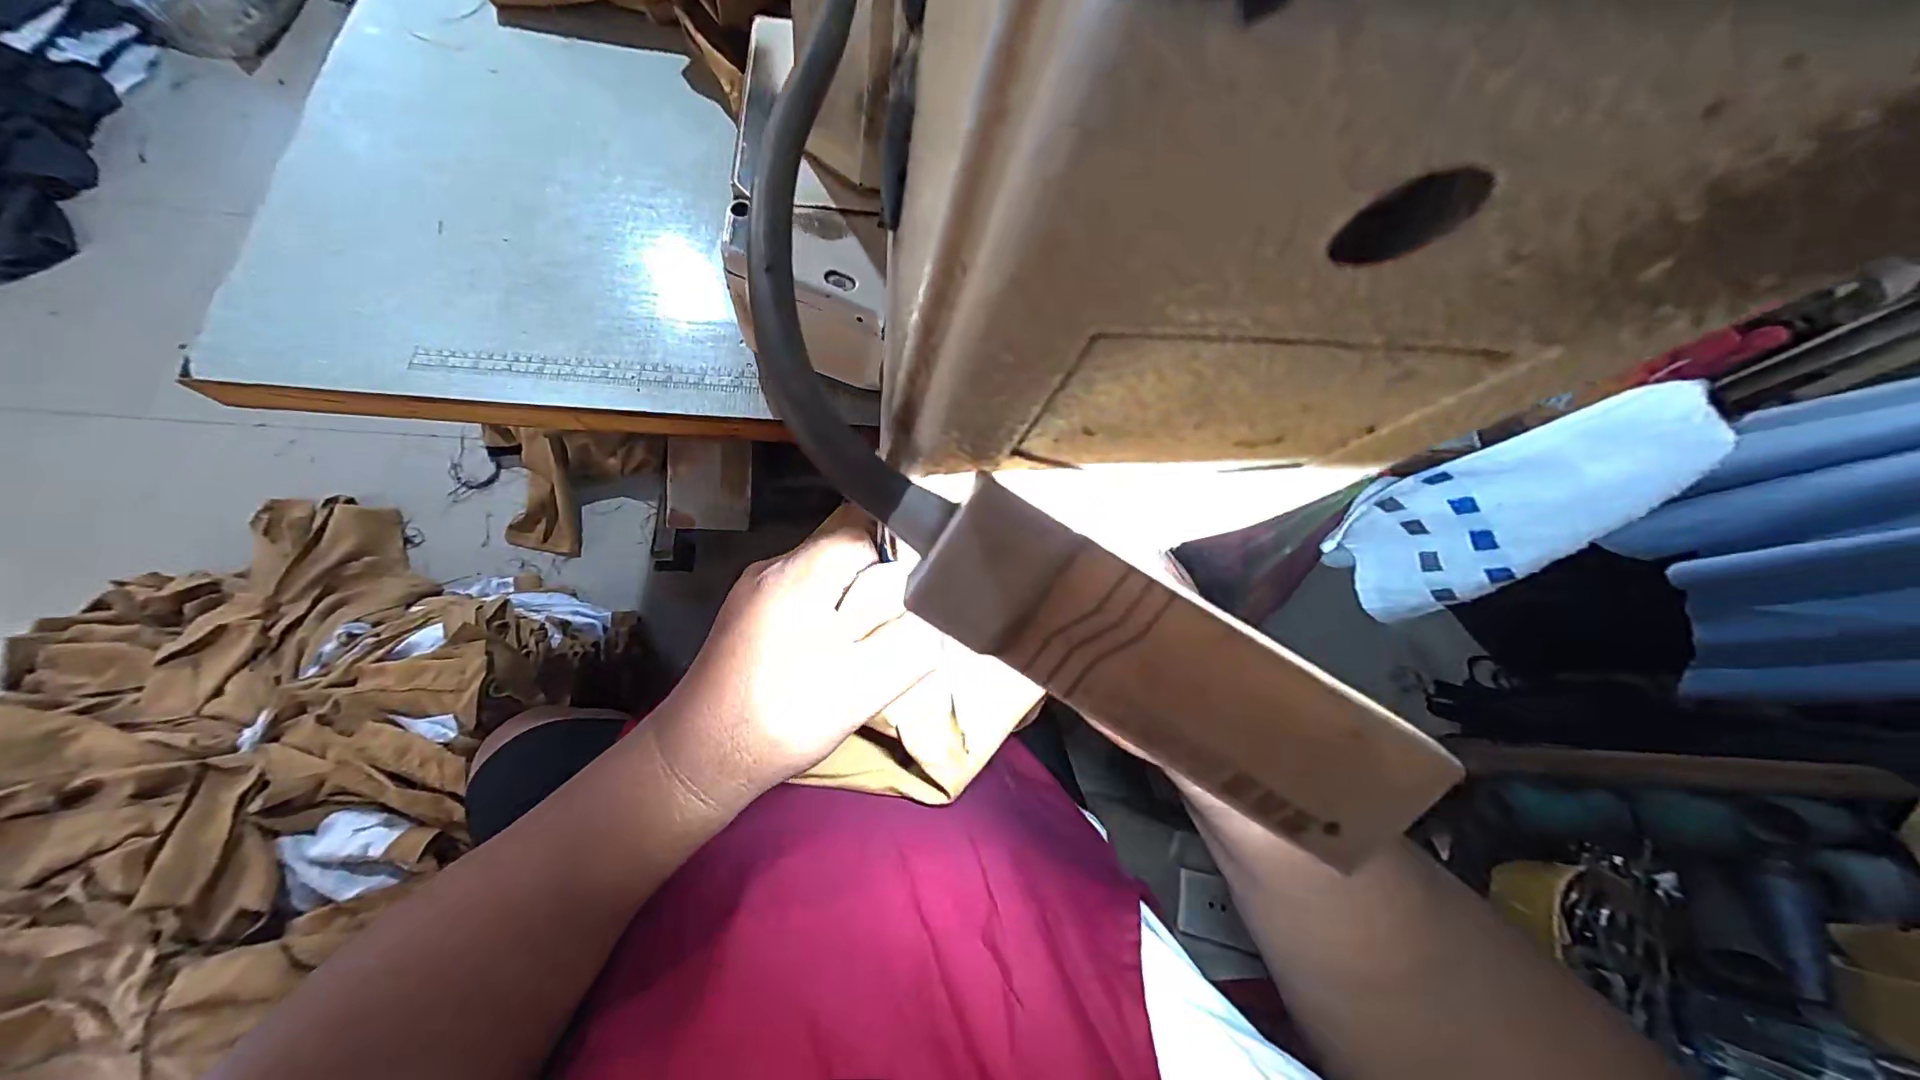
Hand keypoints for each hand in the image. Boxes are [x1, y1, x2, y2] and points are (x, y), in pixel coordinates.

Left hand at [648, 506, 943, 805]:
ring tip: (861, 651)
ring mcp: (753, 593)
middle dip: (875, 590)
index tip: (916, 598)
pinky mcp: (745, 620)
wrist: (697, 761)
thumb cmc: (781, 718)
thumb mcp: (864, 687)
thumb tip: (937, 618)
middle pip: (844, 556)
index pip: (865, 533)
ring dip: (850, 609)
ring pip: (823, 582)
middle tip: (891, 632)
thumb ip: (912, 645)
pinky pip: (801, 602)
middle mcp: (771, 570)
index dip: (899, 560)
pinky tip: (828, 660)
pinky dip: (824, 622)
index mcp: (797, 573)